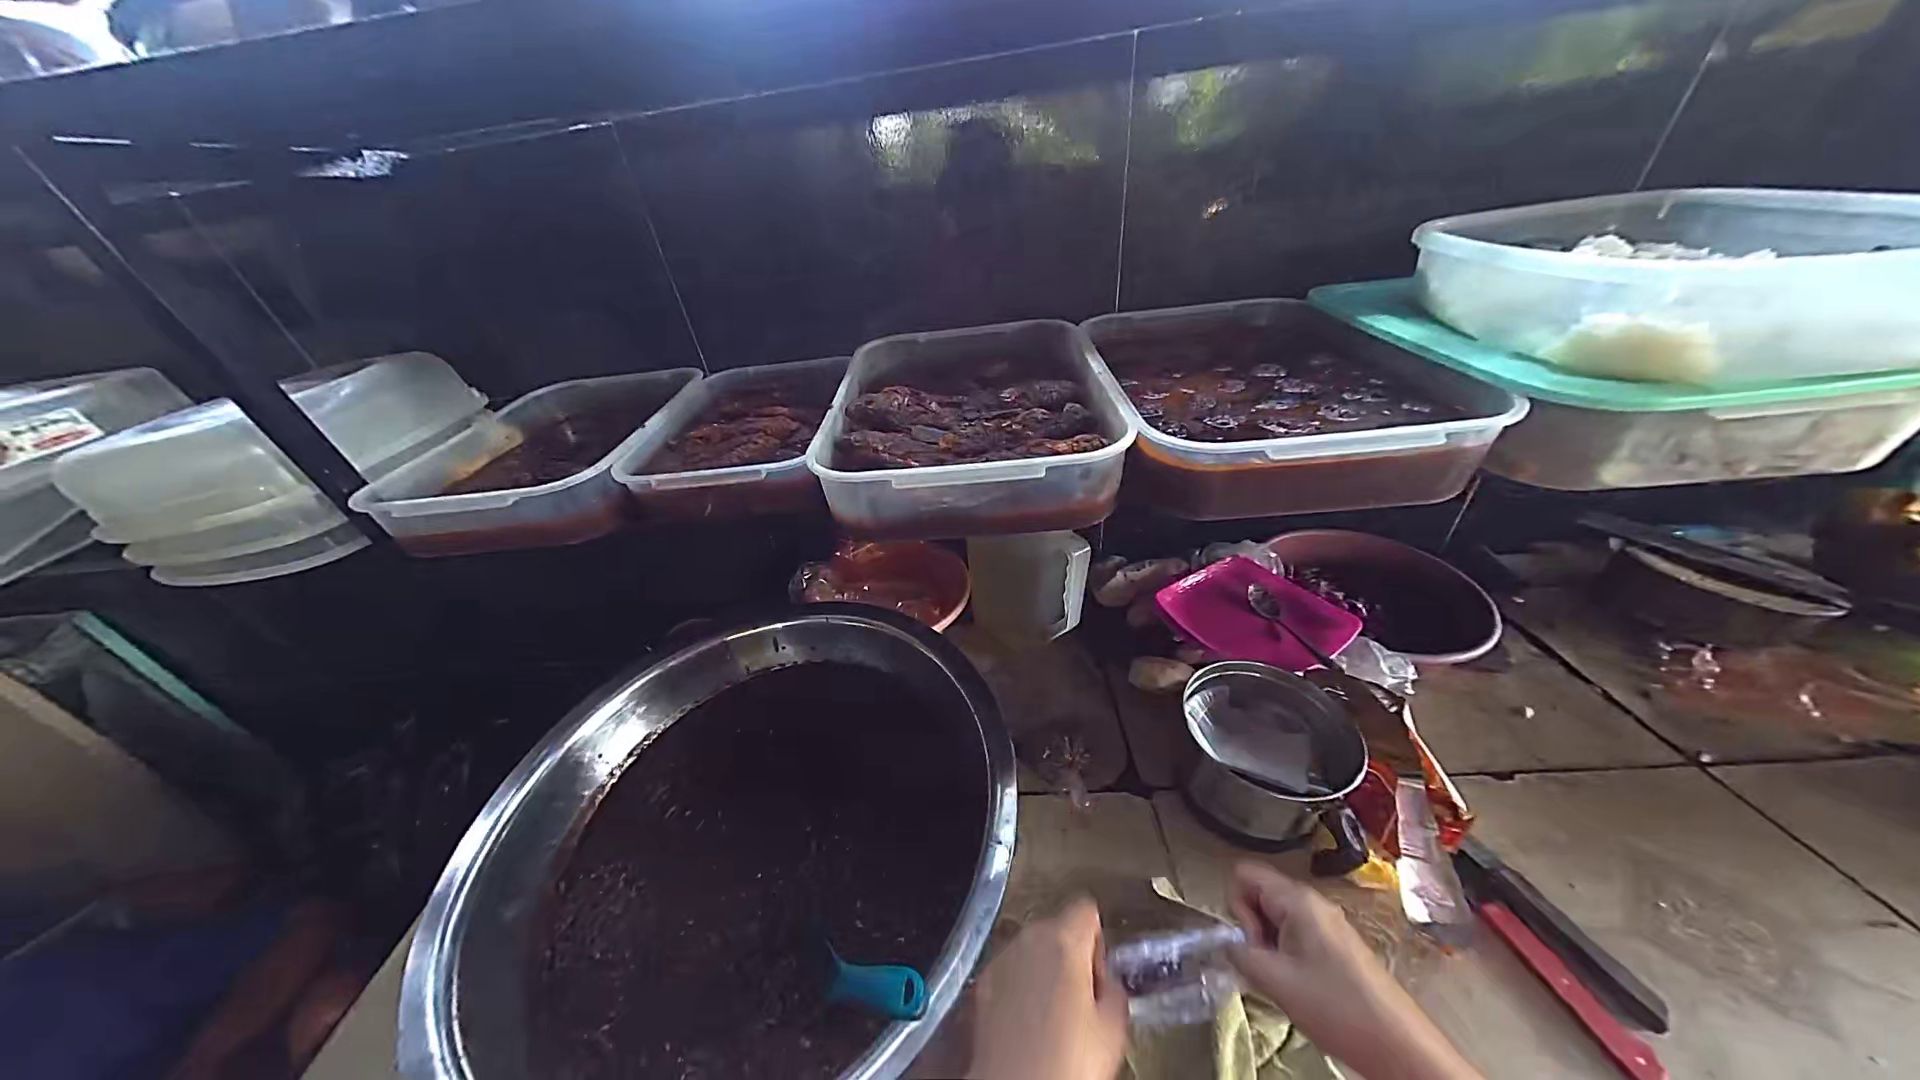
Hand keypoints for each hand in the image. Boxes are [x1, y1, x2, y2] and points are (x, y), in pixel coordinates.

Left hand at [968, 898, 1128, 1079]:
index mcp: (1064, 940)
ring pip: (1032, 948)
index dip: (1098, 935)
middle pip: (1058, 926)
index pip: (1087, 907)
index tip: (1100, 965)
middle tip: (1082, 997)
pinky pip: (1010, 970)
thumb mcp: (1112, 1030)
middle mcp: (1029, 938)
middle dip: (1072, 954)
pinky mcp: (983, 981)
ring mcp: (1002, 957)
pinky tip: (1029, 1021)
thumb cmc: (1063, 1062)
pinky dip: (1020, 985)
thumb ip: (1115, 990)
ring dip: (1044, 969)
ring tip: (1055, 1014)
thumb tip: (1109, 984)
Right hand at [1228, 863, 1481, 1079]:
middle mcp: (1313, 901)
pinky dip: (1288, 953)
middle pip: (1260, 893)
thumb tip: (1226, 943)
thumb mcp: (1275, 981)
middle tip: (1268, 964)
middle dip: (1252, 926)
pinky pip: (1296, 933)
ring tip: (1284, 979)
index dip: (1237, 907)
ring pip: (1277, 916)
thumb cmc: (1337, 1008)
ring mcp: (1329, 922)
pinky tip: (1302, 986)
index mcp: (1297, 899)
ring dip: (1269, 943)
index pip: (1243, 874)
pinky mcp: (1339, 944)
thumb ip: (1239, 953)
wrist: (1402, 1049)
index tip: (1254, 944)